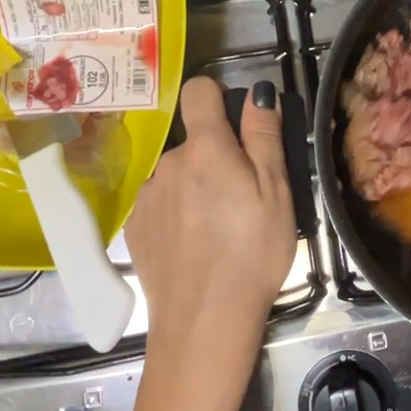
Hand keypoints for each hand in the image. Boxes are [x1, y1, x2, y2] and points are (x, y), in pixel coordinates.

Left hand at [125, 77, 294, 359]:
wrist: (204, 320)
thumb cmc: (252, 252)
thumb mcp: (276, 191)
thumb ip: (264, 136)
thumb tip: (259, 91)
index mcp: (205, 148)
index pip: (198, 91)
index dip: (218, 97)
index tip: (236, 124)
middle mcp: (168, 163)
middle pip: (192, 141)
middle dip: (214, 155)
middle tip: (242, 196)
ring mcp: (146, 195)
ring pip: (176, 174)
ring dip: (194, 186)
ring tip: (218, 227)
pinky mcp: (134, 227)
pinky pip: (160, 203)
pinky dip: (176, 213)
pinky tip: (194, 244)